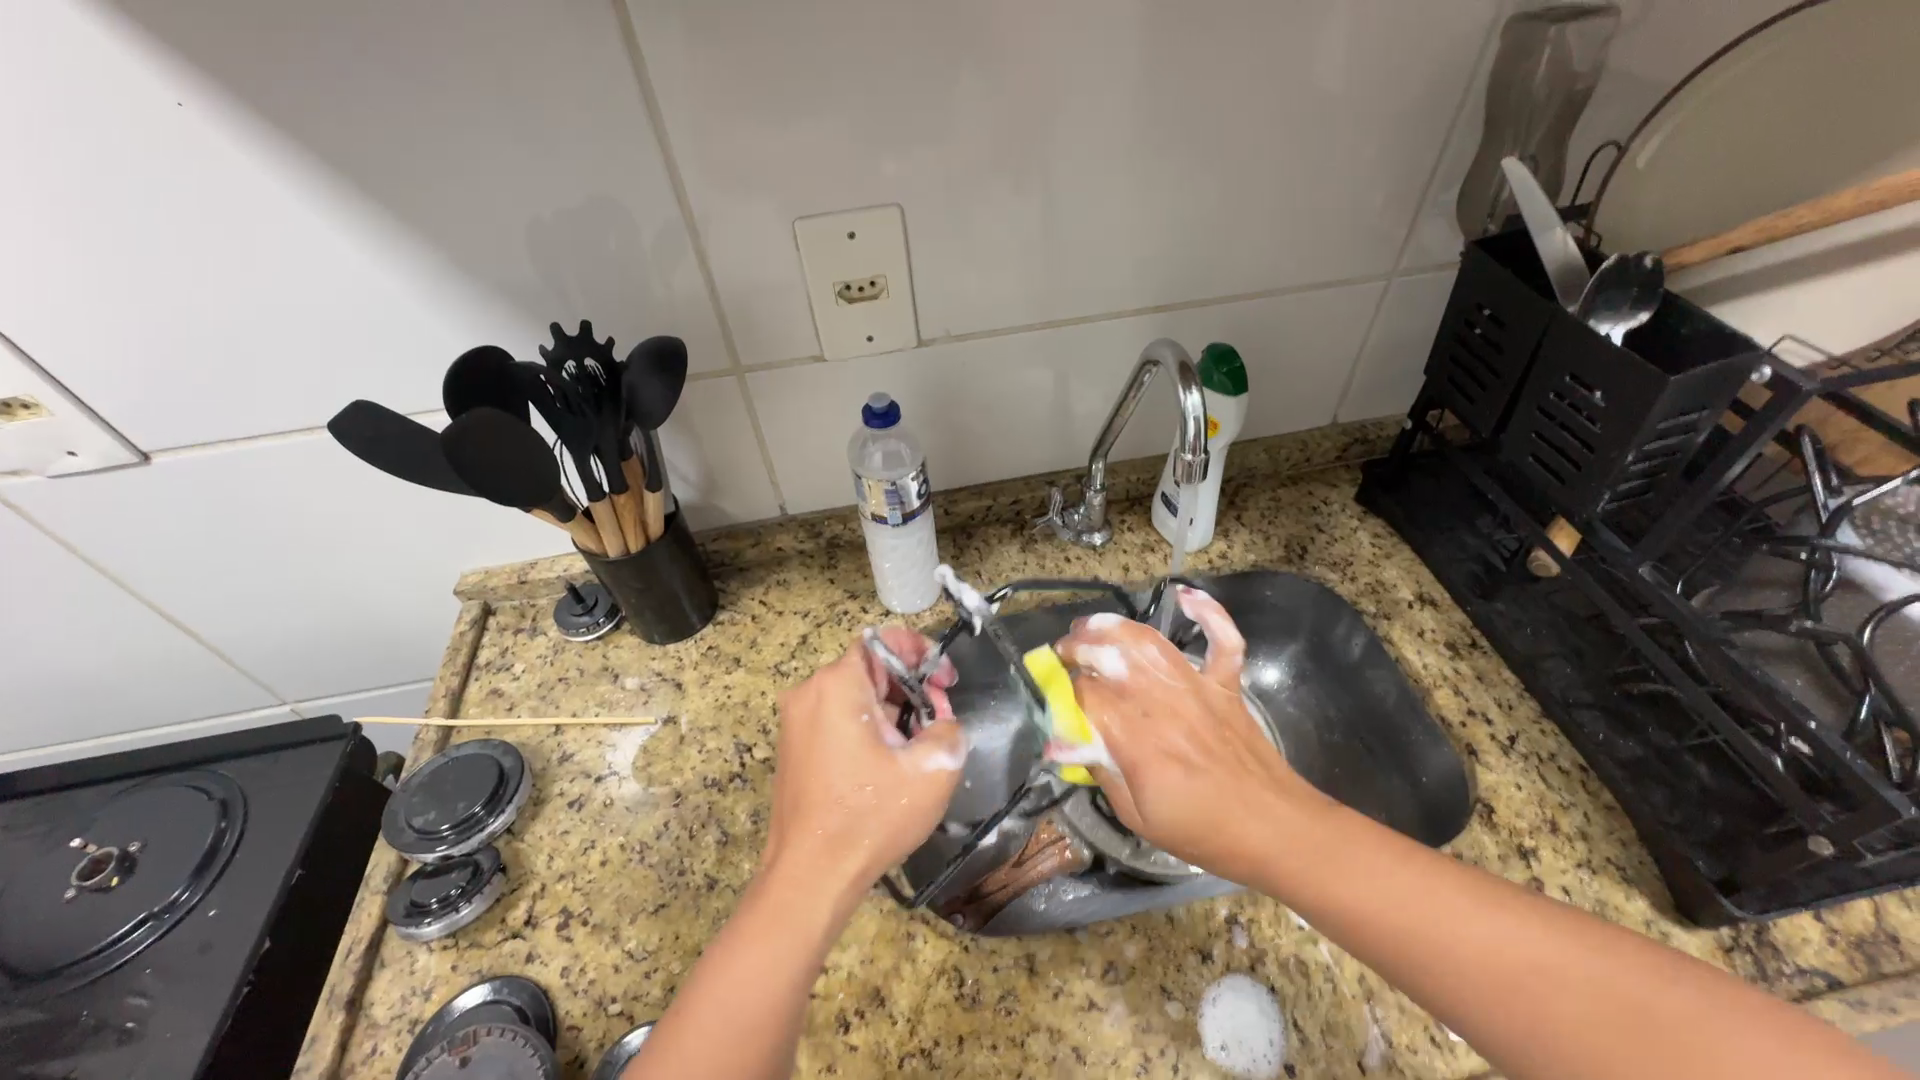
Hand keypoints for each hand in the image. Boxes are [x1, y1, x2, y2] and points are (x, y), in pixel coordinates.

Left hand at [764, 627, 967, 904]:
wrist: (811, 876)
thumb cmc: (869, 817)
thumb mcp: (932, 771)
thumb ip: (948, 730)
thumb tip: (940, 724)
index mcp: (837, 685)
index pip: (884, 641)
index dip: (923, 653)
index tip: (946, 683)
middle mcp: (809, 693)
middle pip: (871, 670)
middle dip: (912, 688)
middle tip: (940, 720)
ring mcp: (796, 722)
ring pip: (856, 697)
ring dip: (893, 712)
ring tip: (920, 747)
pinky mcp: (794, 749)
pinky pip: (838, 720)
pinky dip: (868, 729)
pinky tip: (890, 764)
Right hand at [1054, 586, 1330, 881]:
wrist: (1274, 828)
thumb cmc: (1201, 830)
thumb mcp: (1136, 816)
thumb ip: (1099, 770)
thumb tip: (1058, 743)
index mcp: (1136, 736)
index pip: (1085, 693)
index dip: (1062, 689)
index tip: (1053, 696)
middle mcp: (1162, 700)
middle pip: (1110, 653)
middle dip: (1078, 647)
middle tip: (1063, 654)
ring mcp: (1197, 687)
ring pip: (1150, 639)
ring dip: (1115, 626)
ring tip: (1091, 627)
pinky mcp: (1226, 685)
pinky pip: (1222, 638)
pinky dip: (1208, 612)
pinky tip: (1185, 595)